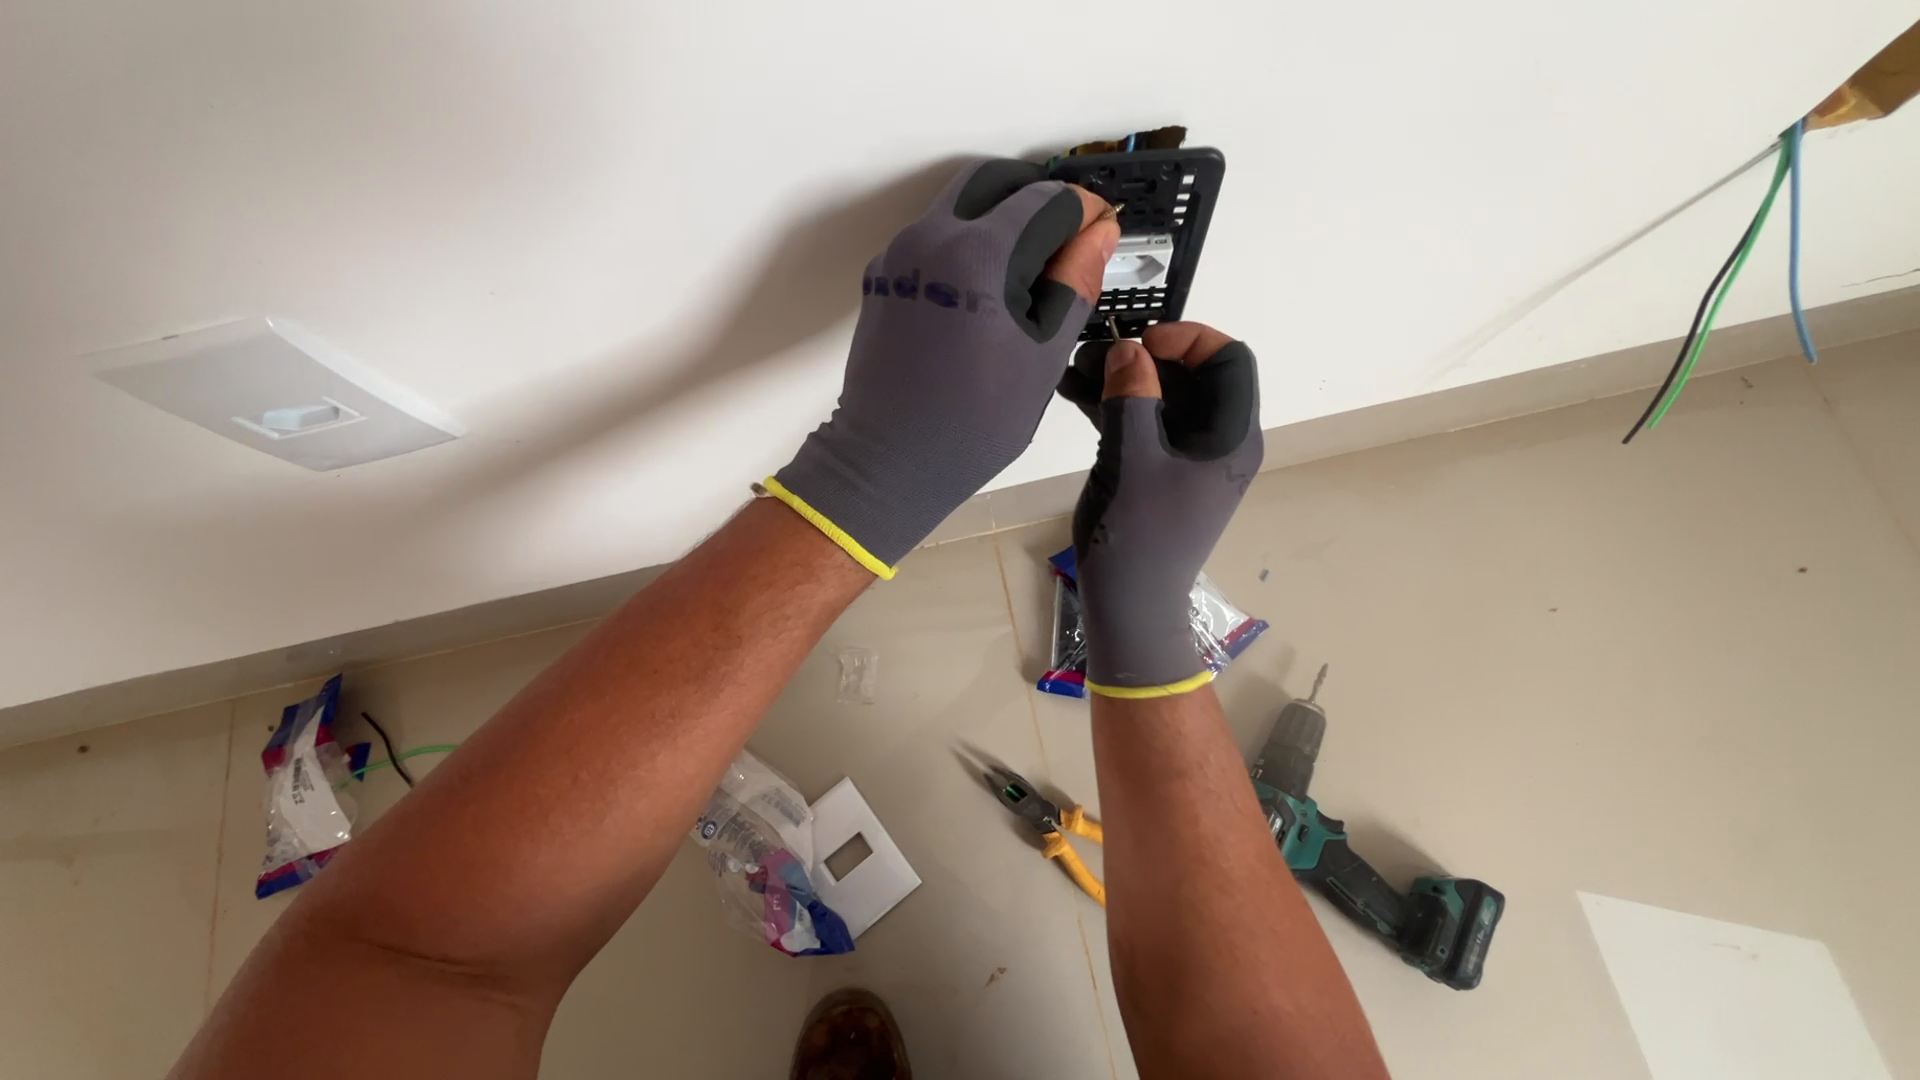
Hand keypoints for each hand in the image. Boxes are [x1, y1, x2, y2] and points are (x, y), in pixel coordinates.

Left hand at [767, 159, 1118, 577]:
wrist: (889, 461)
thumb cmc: (976, 421)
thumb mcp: (1042, 358)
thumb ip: (1074, 284)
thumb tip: (1099, 232)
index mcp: (976, 253)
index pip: (1044, 199)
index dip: (1082, 209)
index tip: (1100, 230)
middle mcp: (929, 236)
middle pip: (991, 181)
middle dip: (1035, 197)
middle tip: (1064, 240)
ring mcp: (897, 256)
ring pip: (955, 206)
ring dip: (996, 219)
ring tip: (1026, 273)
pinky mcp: (879, 279)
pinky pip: (929, 239)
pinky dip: (962, 244)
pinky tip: (982, 293)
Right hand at [1056, 323, 1261, 694]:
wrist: (1128, 602)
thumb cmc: (1138, 535)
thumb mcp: (1133, 460)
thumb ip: (1131, 397)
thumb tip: (1127, 349)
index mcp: (1231, 436)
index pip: (1229, 360)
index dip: (1188, 339)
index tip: (1140, 343)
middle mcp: (1216, 440)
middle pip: (1189, 375)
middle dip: (1140, 359)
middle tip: (1089, 355)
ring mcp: (1185, 456)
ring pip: (1161, 397)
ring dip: (1119, 380)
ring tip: (1071, 372)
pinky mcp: (1159, 470)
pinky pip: (1143, 423)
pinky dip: (1113, 407)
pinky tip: (1073, 394)